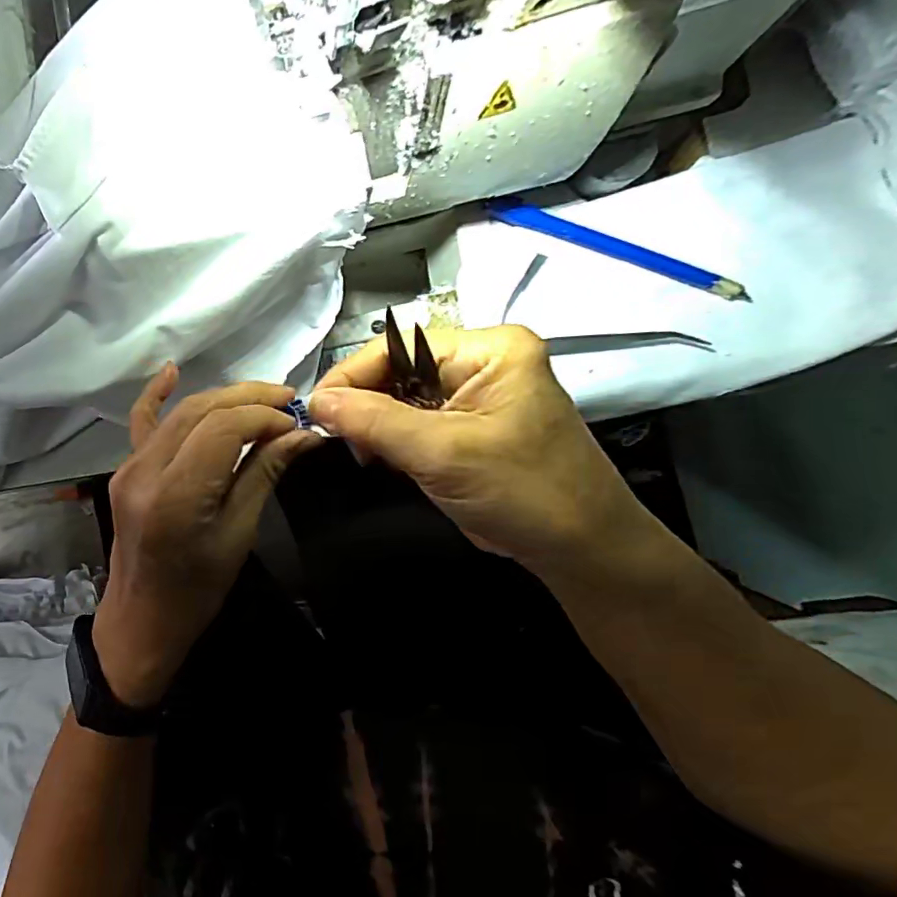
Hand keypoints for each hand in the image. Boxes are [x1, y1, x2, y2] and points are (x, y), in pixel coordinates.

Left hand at [92, 364, 324, 708]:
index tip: (296, 424)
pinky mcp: (126, 470)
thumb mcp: (239, 535)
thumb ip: (264, 475)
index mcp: (176, 493)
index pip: (224, 427)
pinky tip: (171, 370)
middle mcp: (146, 470)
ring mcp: (130, 467)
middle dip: (248, 399)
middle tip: (289, 400)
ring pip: (180, 413)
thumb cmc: (197, 590)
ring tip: (262, 398)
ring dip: (222, 399)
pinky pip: (141, 423)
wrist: (142, 618)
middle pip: (202, 411)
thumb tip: (303, 435)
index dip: (264, 417)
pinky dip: (157, 395)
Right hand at [306, 325, 654, 571]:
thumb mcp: (442, 452)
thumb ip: (374, 421)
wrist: (581, 549)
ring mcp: (475, 397)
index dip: (352, 376)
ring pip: (402, 399)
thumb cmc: (524, 492)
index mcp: (488, 350)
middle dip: (365, 404)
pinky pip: (415, 423)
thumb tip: (316, 402)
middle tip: (338, 439)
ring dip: (377, 426)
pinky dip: (393, 441)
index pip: (398, 346)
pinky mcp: (468, 428)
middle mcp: (481, 363)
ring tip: (364, 454)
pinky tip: (383, 459)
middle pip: (398, 371)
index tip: (315, 410)